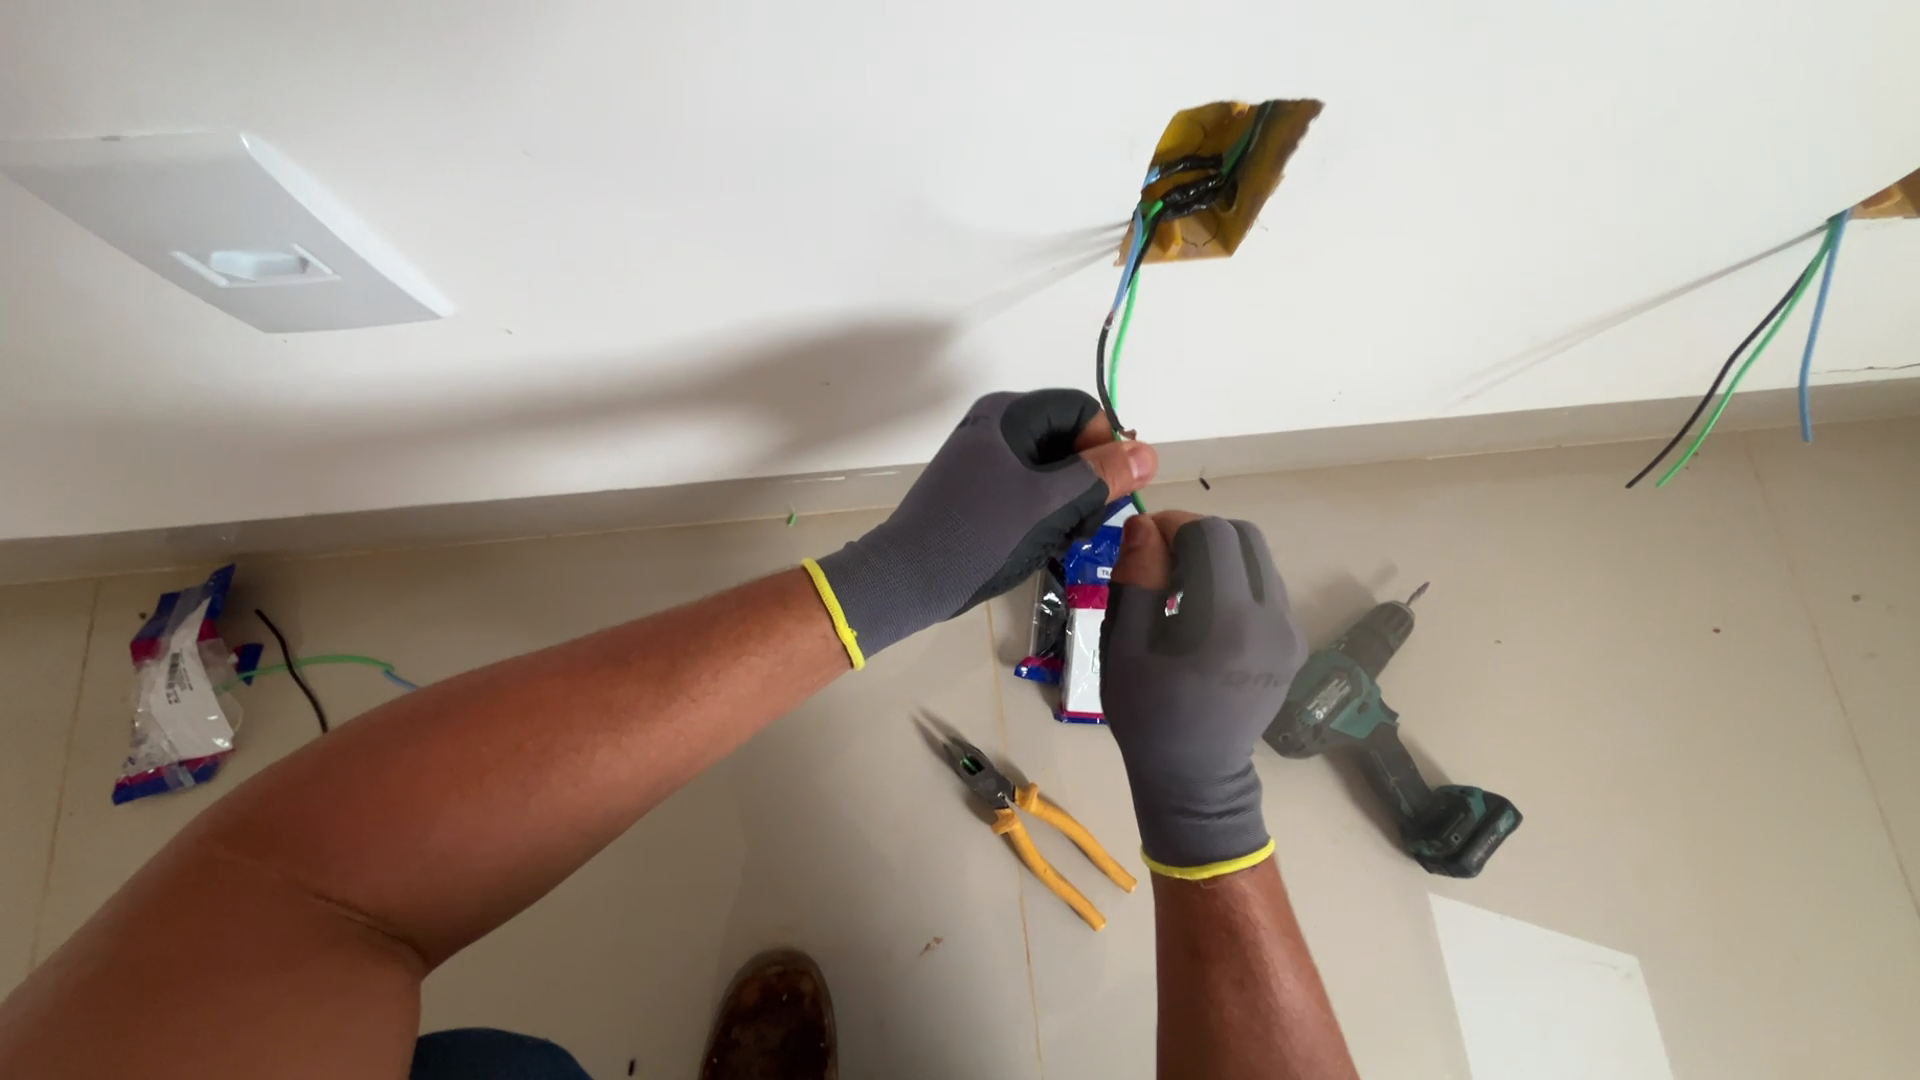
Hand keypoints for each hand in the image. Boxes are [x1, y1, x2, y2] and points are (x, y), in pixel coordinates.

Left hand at [809, 389, 1157, 663]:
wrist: (910, 576)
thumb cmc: (981, 535)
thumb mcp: (1050, 505)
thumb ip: (1101, 475)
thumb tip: (1148, 453)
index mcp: (1009, 414)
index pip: (1082, 411)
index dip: (1104, 447)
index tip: (1108, 491)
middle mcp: (995, 425)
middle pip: (1069, 439)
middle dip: (1087, 482)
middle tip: (1081, 525)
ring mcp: (983, 457)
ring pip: (1052, 469)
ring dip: (1068, 503)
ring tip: (1060, 539)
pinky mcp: (977, 487)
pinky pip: (1028, 488)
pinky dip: (1044, 513)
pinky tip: (1041, 542)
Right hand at [1101, 513, 1306, 876]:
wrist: (1196, 780)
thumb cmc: (1148, 719)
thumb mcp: (1123, 650)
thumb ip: (1135, 582)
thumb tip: (1145, 524)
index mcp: (1230, 624)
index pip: (1213, 535)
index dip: (1174, 524)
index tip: (1143, 542)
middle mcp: (1274, 621)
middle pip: (1245, 536)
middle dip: (1199, 533)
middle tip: (1160, 560)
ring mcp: (1291, 632)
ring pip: (1259, 558)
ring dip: (1217, 555)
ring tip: (1178, 587)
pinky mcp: (1293, 643)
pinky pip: (1266, 586)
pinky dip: (1233, 579)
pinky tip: (1201, 610)